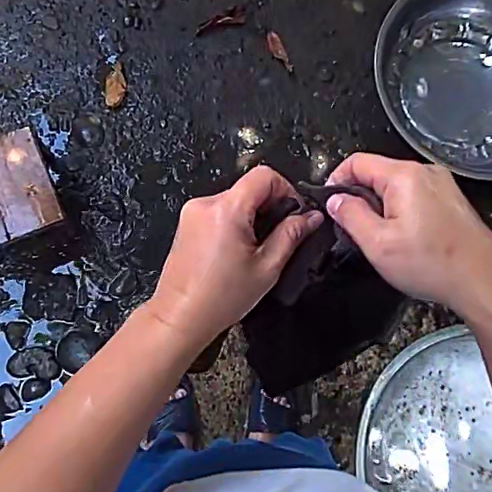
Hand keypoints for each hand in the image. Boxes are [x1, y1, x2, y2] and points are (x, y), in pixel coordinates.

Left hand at [143, 166, 322, 345]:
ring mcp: (193, 213)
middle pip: (250, 187)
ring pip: (236, 199)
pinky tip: (236, 251)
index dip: (286, 190)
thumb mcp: (267, 268)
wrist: (181, 316)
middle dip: (269, 207)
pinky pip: (219, 211)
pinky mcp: (188, 223)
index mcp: (227, 210)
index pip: (264, 175)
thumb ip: (292, 235)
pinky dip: (234, 223)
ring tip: (254, 249)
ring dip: (251, 217)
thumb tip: (310, 217)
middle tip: (277, 237)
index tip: (294, 212)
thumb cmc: (218, 299)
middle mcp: (206, 205)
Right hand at [324, 153, 491, 314]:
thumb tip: (335, 200)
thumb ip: (350, 216)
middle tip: (357, 230)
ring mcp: (442, 186)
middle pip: (377, 174)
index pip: (357, 162)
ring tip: (386, 241)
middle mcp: (426, 173)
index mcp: (405, 176)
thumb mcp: (378, 244)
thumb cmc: (436, 265)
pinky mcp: (450, 202)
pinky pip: (415, 198)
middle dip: (361, 198)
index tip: (331, 202)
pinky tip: (407, 242)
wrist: (484, 283)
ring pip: (396, 188)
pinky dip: (402, 214)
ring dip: (382, 209)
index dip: (337, 180)